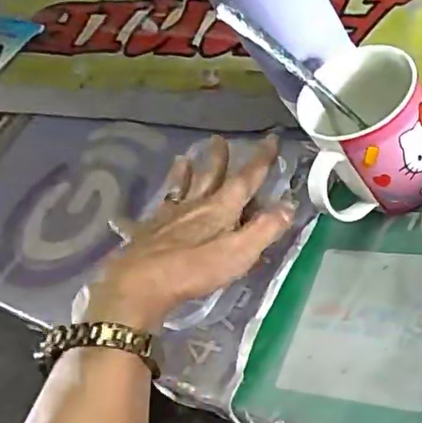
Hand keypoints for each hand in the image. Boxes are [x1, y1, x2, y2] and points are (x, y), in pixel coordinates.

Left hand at [79, 134, 294, 330]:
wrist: (143, 282)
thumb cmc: (197, 268)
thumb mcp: (241, 251)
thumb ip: (265, 228)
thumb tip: (288, 204)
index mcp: (221, 209)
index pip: (245, 180)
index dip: (260, 160)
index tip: (271, 140)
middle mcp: (194, 206)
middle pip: (209, 177)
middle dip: (218, 159)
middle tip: (219, 139)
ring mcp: (168, 218)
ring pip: (180, 189)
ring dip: (184, 174)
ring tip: (182, 158)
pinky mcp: (148, 234)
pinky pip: (153, 214)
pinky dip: (152, 209)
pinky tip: (133, 211)